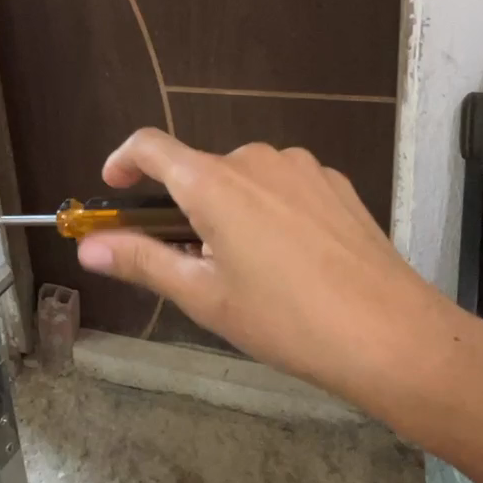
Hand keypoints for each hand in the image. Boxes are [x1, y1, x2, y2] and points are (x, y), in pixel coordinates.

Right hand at [77, 129, 482, 421]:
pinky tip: (293, 260)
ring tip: (249, 268)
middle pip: (199, 170)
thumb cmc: (286, 320)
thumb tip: (88, 247)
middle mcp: (254, 159)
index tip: (115, 188)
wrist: (394, 336)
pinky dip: (268, 211)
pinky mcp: (335, 183)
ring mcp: (301, 167)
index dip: (123, 161)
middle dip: (185, 208)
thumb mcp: (204, 296)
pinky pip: (282, 186)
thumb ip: (141, 261)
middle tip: (193, 264)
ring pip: (243, 179)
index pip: (150, 146)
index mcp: (213, 182)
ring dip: (228, 210)